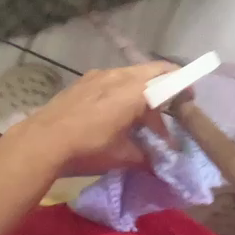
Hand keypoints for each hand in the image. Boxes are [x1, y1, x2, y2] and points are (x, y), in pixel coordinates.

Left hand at [2, 62, 176, 176]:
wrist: (44, 140)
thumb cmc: (88, 147)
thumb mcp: (122, 156)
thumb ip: (145, 156)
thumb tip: (158, 163)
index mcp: (135, 91)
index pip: (168, 79)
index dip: (182, 86)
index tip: (191, 98)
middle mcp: (120, 75)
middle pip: (151, 71)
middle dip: (165, 84)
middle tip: (173, 101)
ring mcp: (99, 75)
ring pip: (131, 75)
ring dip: (143, 90)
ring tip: (144, 115)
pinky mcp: (84, 81)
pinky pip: (113, 79)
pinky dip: (124, 90)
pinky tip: (118, 111)